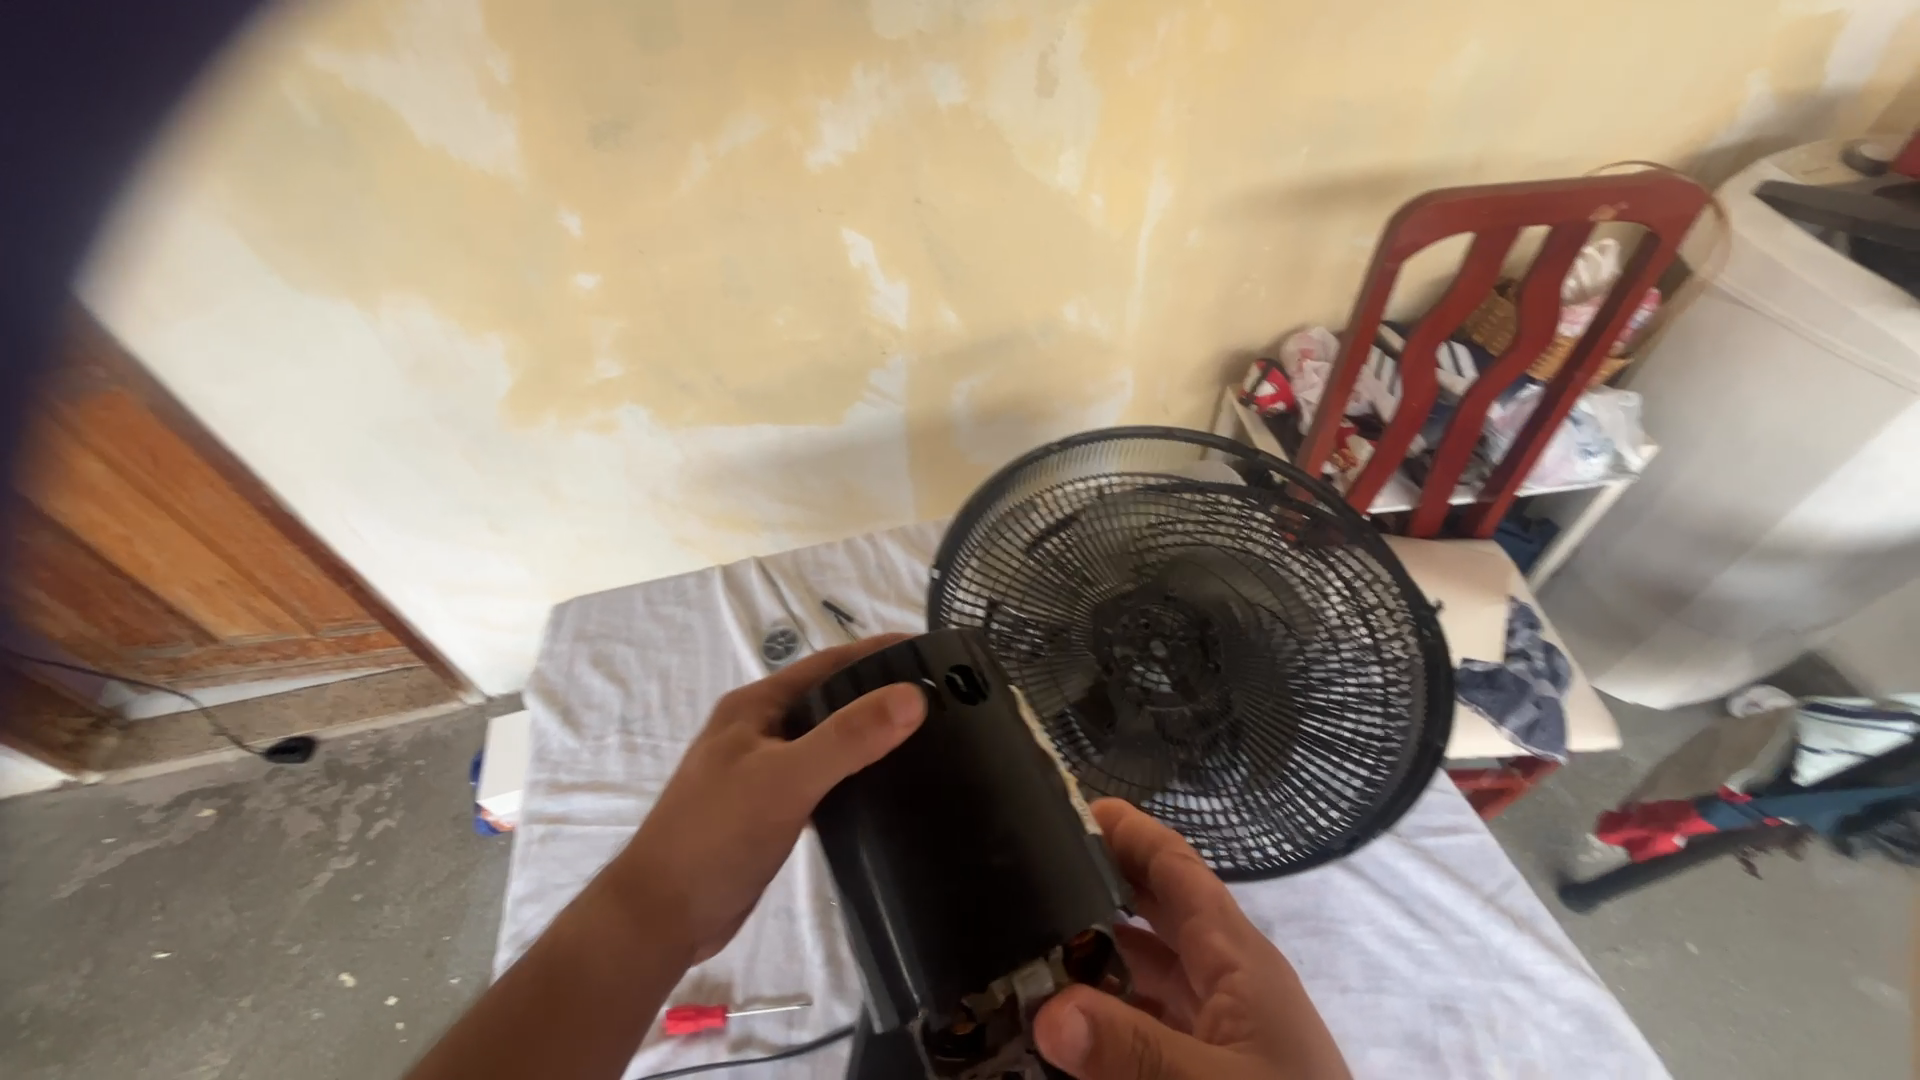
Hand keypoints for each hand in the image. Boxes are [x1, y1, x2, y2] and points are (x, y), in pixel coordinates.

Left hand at [602, 634, 924, 962]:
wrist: (660, 919)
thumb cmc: (717, 835)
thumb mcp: (787, 778)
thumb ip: (848, 737)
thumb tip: (913, 696)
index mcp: (756, 706)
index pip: (828, 664)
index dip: (877, 654)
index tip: (929, 654)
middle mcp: (758, 730)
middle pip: (829, 700)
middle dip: (877, 695)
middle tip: (937, 701)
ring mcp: (760, 772)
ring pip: (825, 743)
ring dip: (865, 739)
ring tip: (921, 742)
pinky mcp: (767, 810)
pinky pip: (820, 781)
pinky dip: (850, 779)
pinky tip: (881, 791)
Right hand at [1034, 799, 1350, 1079]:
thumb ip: (1136, 1053)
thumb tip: (1048, 1010)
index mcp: (1239, 962)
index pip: (1179, 871)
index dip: (1132, 832)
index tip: (1074, 805)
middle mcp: (1227, 983)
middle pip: (1158, 910)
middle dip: (1103, 883)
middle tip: (1031, 867)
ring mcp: (1219, 1031)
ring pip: (1148, 969)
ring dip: (1097, 952)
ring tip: (1030, 940)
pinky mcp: (1208, 1068)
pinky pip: (1148, 1021)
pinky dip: (1108, 1011)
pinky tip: (1066, 1023)